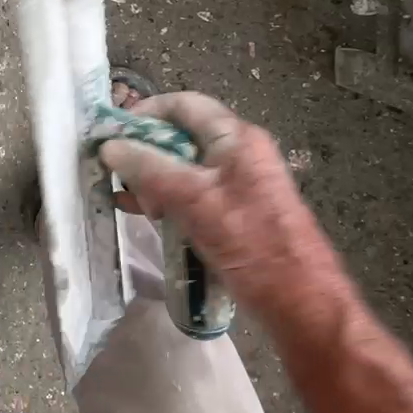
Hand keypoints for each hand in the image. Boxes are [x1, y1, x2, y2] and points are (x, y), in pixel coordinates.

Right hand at [98, 91, 345, 321]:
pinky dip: (166, 197)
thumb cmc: (251, 245)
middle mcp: (238, 153)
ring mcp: (238, 183)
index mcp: (235, 138)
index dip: (145, 112)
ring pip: (182, 166)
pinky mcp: (234, 211)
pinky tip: (141, 212)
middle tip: (119, 173)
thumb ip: (147, 167)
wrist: (303, 307)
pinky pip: (191, 192)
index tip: (113, 133)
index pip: (183, 105)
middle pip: (180, 135)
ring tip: (129, 198)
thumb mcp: (193, 200)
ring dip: (151, 178)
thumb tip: (109, 146)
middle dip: (144, 151)